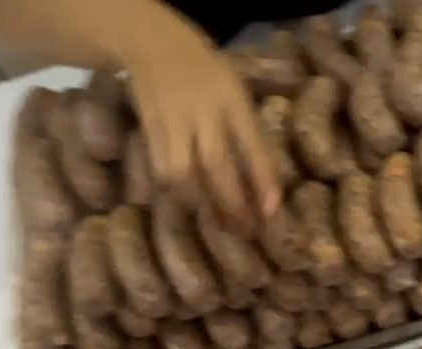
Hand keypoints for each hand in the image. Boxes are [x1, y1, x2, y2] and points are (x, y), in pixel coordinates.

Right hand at [118, 11, 279, 235]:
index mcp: (232, 98)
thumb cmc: (209, 77)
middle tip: (247, 232)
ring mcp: (171, 119)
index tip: (273, 212)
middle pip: (216, 165)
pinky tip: (193, 209)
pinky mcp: (148, 129)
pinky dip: (178, 196)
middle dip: (233, 204)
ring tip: (220, 224)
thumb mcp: (238, 96)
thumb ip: (253, 139)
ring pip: (182, 173)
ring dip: (202, 205)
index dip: (264, 180)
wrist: (150, 42)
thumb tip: (269, 196)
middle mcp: (201, 109)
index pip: (253, 143)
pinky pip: (161, 171)